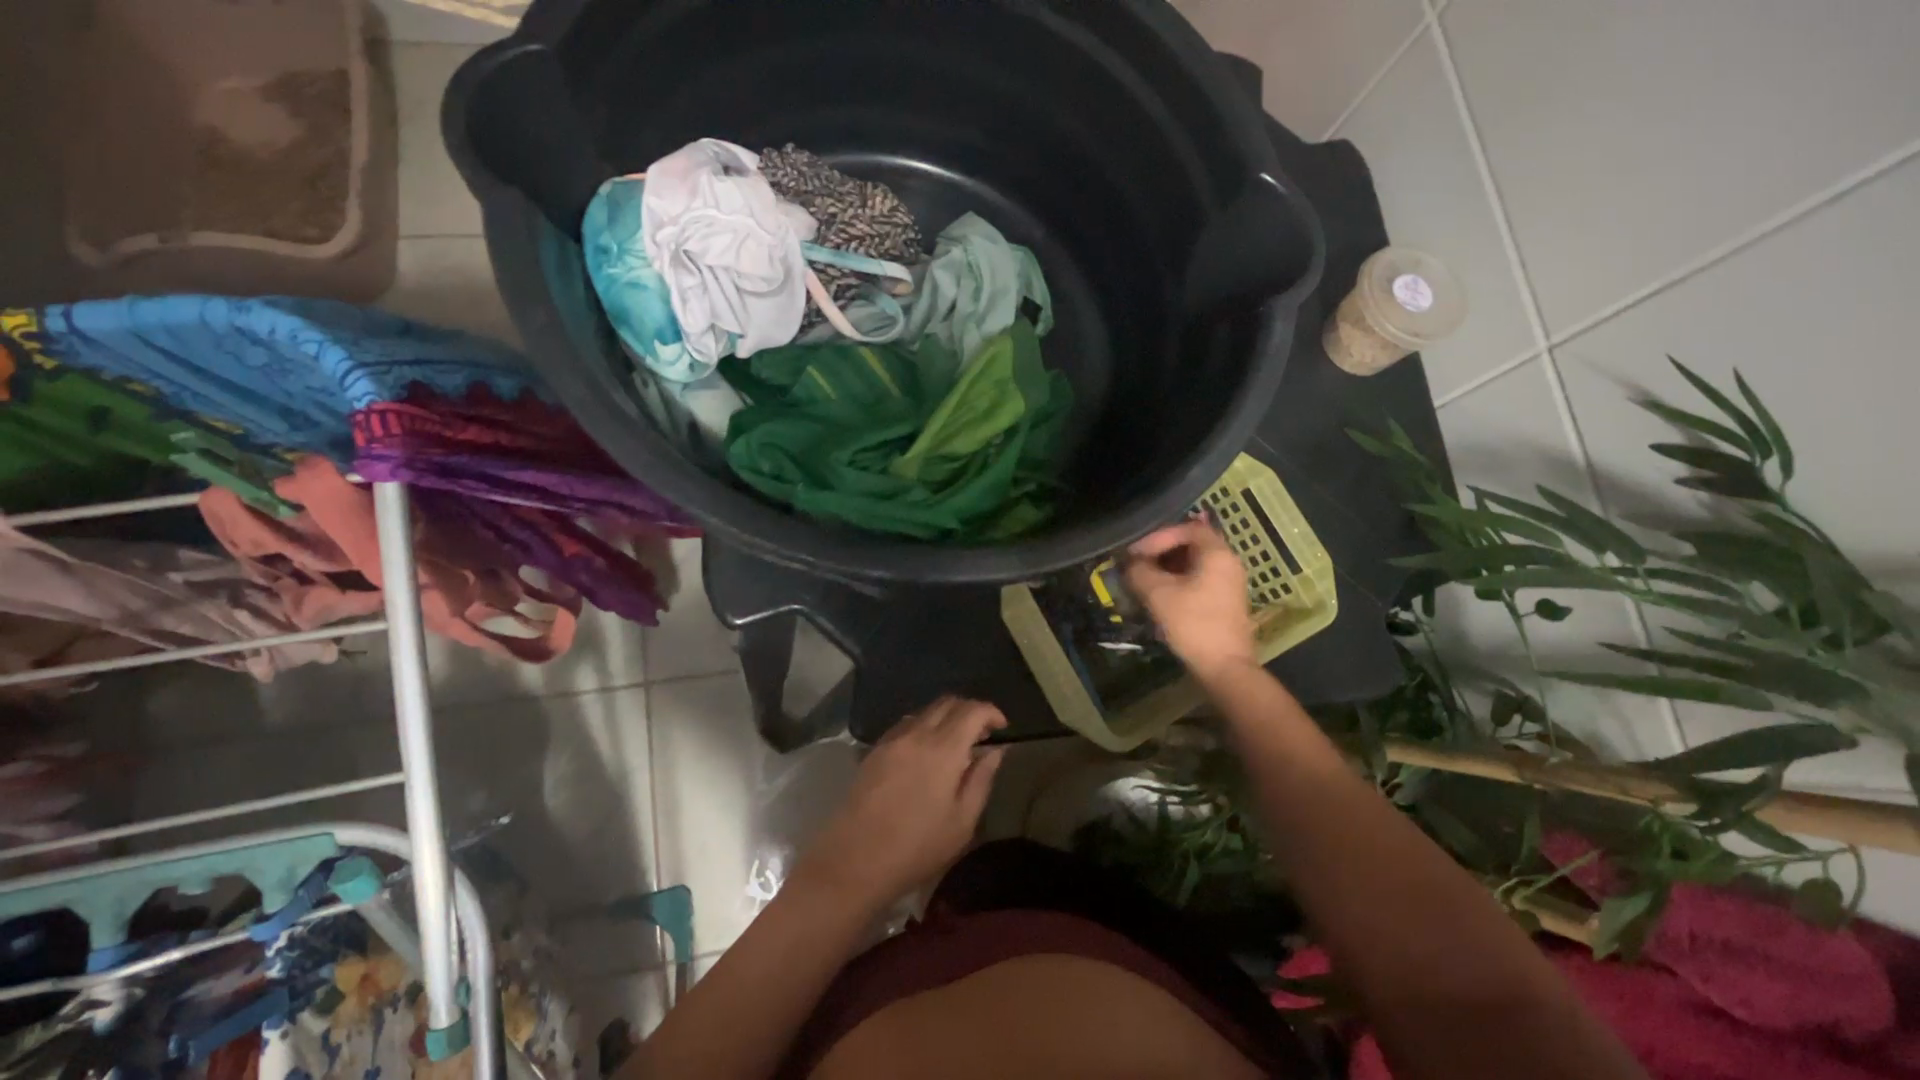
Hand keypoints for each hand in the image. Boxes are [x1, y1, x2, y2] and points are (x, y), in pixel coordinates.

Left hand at [794, 696, 1007, 908]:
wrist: (854, 861)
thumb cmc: (916, 848)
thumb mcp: (962, 822)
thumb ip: (980, 780)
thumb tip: (994, 751)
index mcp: (942, 750)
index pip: (972, 711)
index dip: (991, 712)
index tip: (1002, 727)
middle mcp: (915, 735)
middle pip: (946, 703)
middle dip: (969, 710)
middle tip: (982, 734)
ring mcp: (890, 742)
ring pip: (923, 712)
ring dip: (945, 718)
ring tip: (955, 745)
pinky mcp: (872, 753)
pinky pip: (904, 726)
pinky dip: (922, 728)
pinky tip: (925, 755)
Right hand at [1125, 521, 1256, 681]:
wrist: (1224, 666)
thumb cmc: (1193, 623)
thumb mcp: (1158, 594)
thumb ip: (1139, 571)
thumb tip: (1129, 563)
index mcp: (1217, 554)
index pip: (1188, 528)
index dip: (1159, 536)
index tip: (1137, 553)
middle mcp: (1228, 563)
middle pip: (1192, 545)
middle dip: (1161, 552)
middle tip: (1137, 565)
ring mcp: (1229, 583)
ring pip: (1194, 564)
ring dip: (1167, 568)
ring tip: (1143, 581)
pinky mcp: (1225, 602)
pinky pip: (1199, 581)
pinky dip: (1178, 582)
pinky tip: (1159, 596)